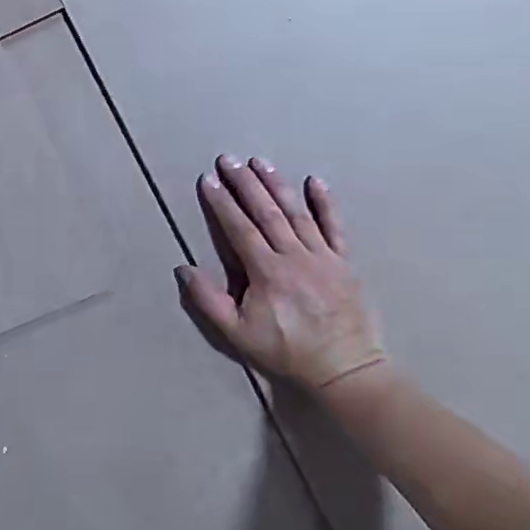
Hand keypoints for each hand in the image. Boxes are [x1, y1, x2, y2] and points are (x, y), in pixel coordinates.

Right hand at [177, 154, 384, 388]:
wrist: (346, 370)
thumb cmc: (286, 351)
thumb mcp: (237, 333)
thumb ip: (208, 301)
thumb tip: (183, 269)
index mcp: (267, 272)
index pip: (239, 228)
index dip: (222, 202)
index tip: (208, 180)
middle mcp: (295, 256)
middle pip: (266, 212)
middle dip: (245, 183)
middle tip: (228, 159)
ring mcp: (323, 256)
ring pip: (296, 213)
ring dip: (276, 185)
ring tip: (259, 162)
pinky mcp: (345, 262)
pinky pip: (335, 227)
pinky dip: (325, 203)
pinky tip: (314, 181)